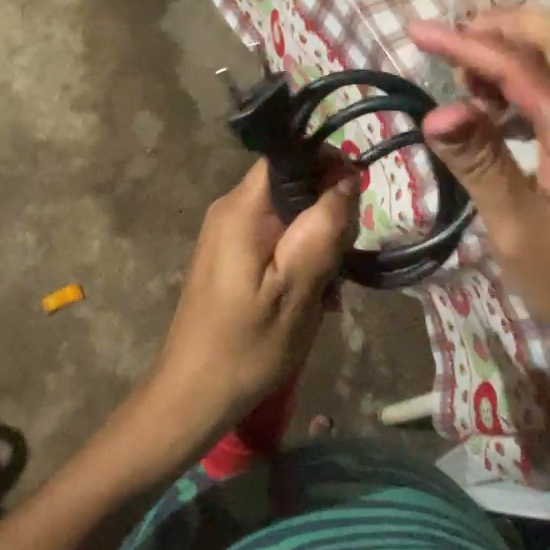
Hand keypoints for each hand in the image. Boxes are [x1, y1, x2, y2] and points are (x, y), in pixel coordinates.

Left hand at [146, 159, 357, 438]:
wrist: (194, 394)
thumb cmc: (248, 344)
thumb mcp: (298, 288)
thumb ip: (323, 228)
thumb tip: (346, 177)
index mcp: (243, 208)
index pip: (290, 155)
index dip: (327, 165)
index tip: (355, 202)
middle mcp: (231, 209)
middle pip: (294, 185)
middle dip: (327, 215)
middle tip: (342, 262)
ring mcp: (228, 233)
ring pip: (290, 214)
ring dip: (317, 244)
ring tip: (330, 290)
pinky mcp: (230, 256)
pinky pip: (275, 238)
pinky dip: (299, 260)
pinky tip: (312, 297)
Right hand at [409, 6, 549, 356]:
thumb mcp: (517, 229)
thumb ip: (480, 163)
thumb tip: (435, 110)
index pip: (524, 67)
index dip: (468, 44)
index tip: (417, 31)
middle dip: (503, 25)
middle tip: (450, 42)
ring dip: (514, 48)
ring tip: (464, 79)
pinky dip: (524, 76)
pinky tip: (490, 107)